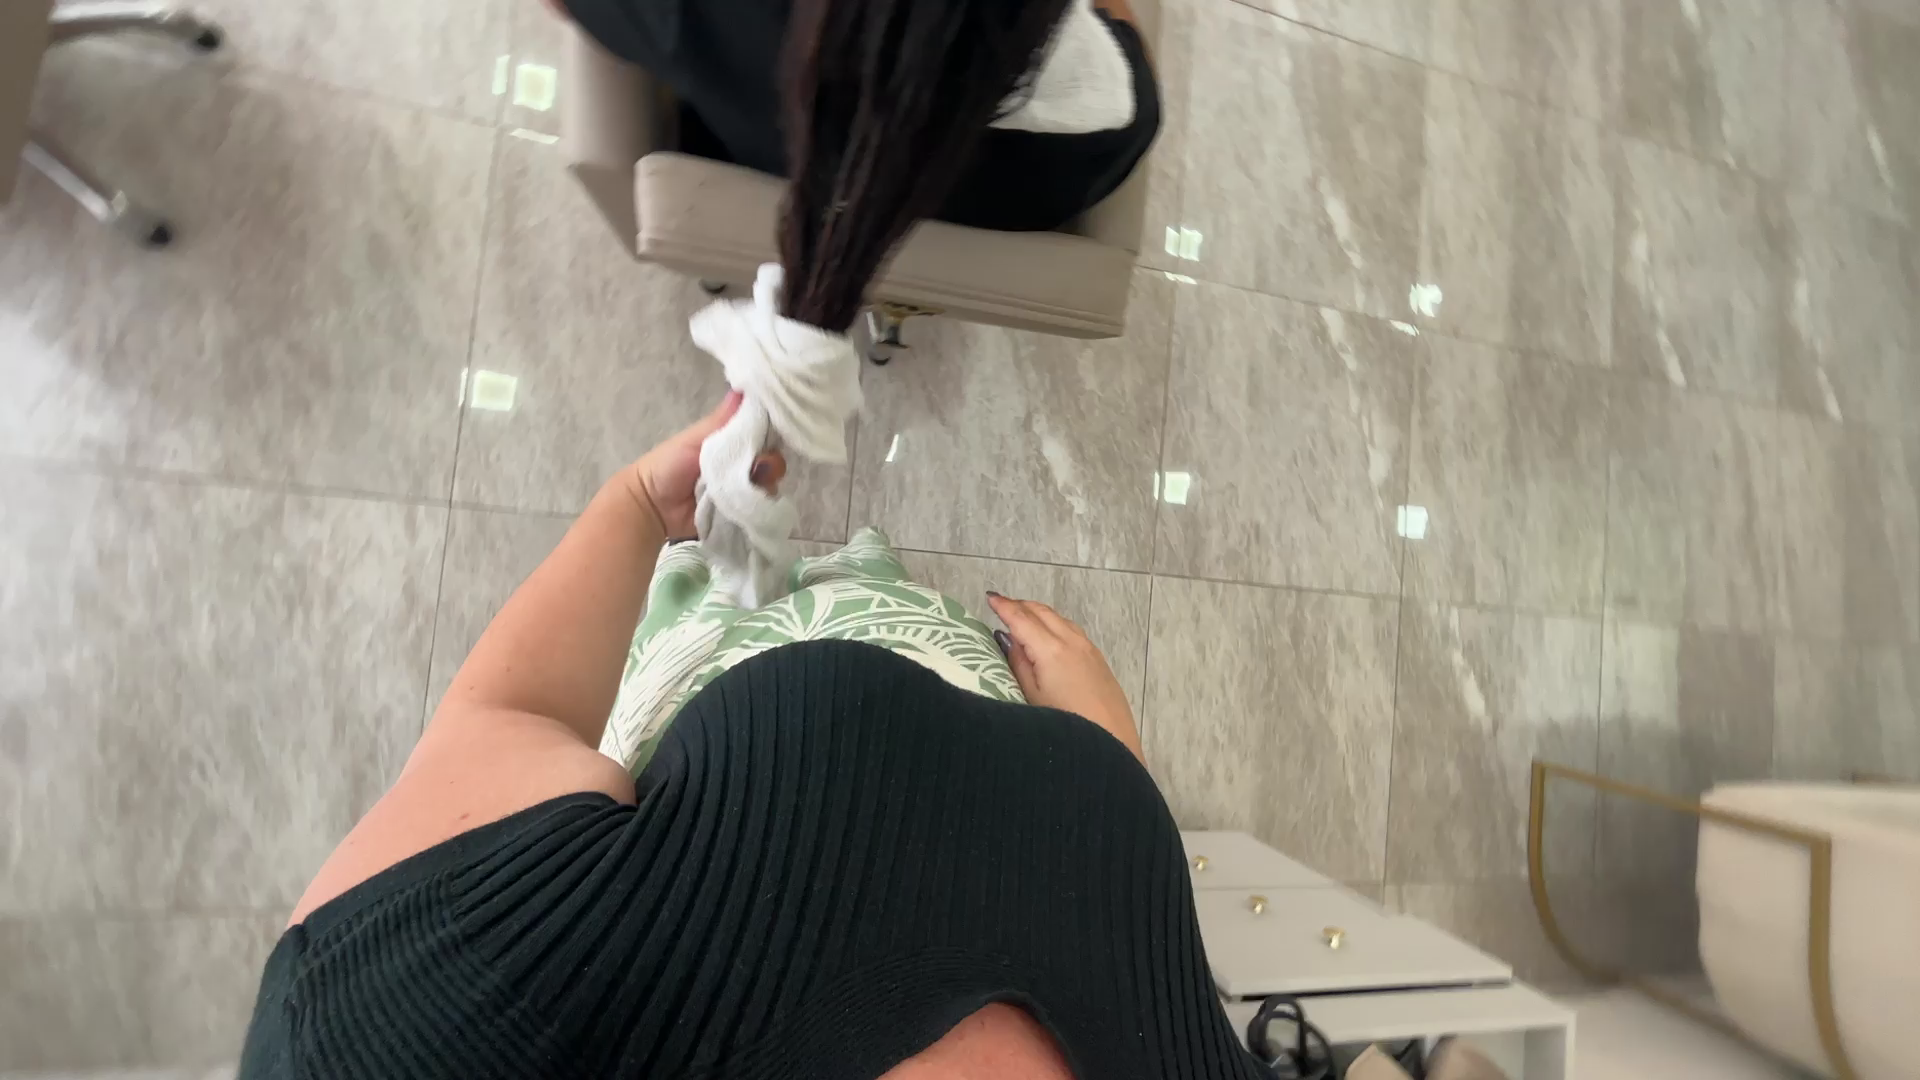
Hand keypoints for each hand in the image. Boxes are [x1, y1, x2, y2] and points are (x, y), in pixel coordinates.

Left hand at [627, 392, 786, 537]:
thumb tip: (744, 388)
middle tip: (757, 467)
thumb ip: (722, 419)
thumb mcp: (696, 438)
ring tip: (750, 487)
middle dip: (771, 463)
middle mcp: (743, 464)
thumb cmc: (669, 465)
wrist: (653, 505)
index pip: (765, 434)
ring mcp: (744, 489)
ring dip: (765, 484)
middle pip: (773, 460)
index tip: (773, 436)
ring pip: (770, 484)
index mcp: (733, 442)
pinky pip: (763, 506)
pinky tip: (752, 502)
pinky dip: (761, 504)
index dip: (773, 434)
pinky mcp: (743, 511)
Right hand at [987, 593, 1143, 762]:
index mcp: (1050, 649)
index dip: (1003, 606)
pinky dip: (1054, 623)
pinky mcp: (1098, 657)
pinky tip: (1049, 635)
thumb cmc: (1065, 723)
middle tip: (1001, 606)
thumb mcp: (1031, 696)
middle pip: (1041, 612)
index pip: (1021, 618)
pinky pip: (1071, 629)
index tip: (989, 597)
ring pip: (1058, 618)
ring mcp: (1088, 647)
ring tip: (1022, 618)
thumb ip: (1019, 663)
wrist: (1112, 742)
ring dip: (1038, 613)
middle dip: (1020, 605)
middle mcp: (1071, 640)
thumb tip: (1008, 638)